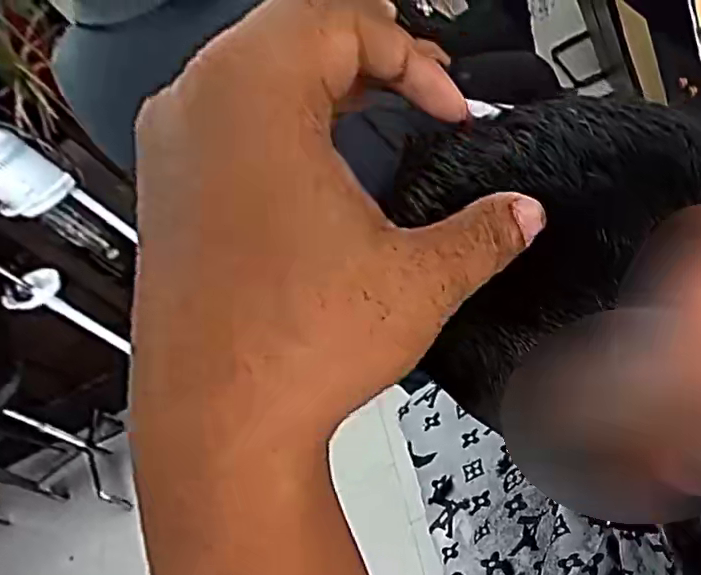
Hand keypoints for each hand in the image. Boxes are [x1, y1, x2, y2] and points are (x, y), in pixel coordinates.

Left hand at [129, 0, 544, 457]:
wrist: (224, 408)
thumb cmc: (296, 342)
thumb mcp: (422, 280)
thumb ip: (484, 235)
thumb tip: (523, 213)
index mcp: (254, 103)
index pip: (330, 18)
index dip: (408, 53)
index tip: (452, 108)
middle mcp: (196, 110)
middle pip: (286, 33)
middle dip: (371, 55)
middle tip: (428, 87)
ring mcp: (177, 152)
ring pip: (255, 76)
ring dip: (331, 87)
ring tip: (386, 115)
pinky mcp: (180, 196)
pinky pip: (235, 125)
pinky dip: (295, 126)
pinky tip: (337, 173)